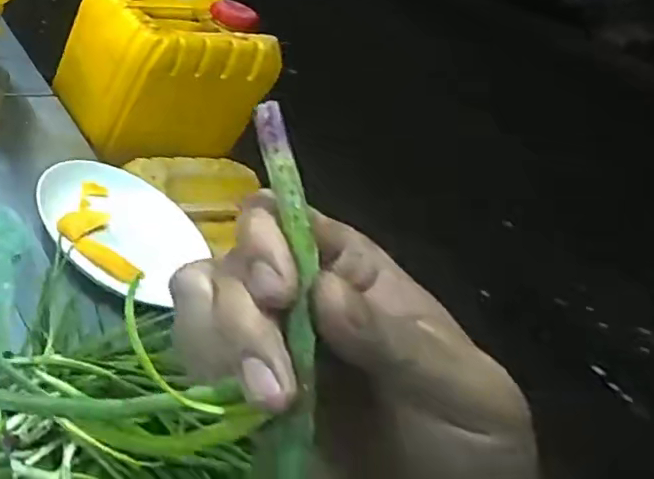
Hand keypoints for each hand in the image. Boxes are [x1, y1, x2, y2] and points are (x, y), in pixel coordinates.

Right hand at [170, 194, 535, 478]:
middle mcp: (282, 282)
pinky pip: (186, 337)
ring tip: (269, 403)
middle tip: (277, 381)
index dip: (264, 236)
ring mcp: (249, 322)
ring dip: (220, 341)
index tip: (279, 289)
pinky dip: (205, 363)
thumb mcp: (467, 393)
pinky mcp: (223, 364)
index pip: (276, 214)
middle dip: (242, 314)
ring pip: (196, 290)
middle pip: (231, 257)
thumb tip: (324, 291)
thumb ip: (400, 342)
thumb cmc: (463, 439)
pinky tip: (248, 408)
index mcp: (337, 265)